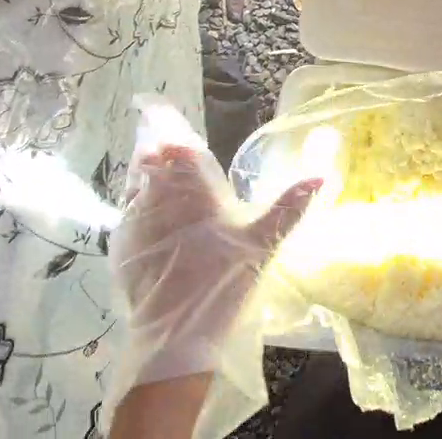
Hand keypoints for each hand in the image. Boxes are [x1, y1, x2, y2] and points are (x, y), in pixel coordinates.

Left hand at [109, 102, 319, 390]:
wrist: (175, 335)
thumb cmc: (223, 282)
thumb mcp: (263, 243)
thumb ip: (289, 207)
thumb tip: (321, 175)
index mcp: (195, 189)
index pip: (177, 146)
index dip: (167, 126)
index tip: (157, 106)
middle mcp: (160, 197)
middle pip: (150, 159)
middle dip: (154, 145)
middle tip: (159, 135)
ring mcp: (134, 221)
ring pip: (134, 182)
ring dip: (142, 170)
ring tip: (150, 164)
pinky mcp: (119, 246)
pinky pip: (124, 210)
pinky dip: (133, 200)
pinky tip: (141, 206)